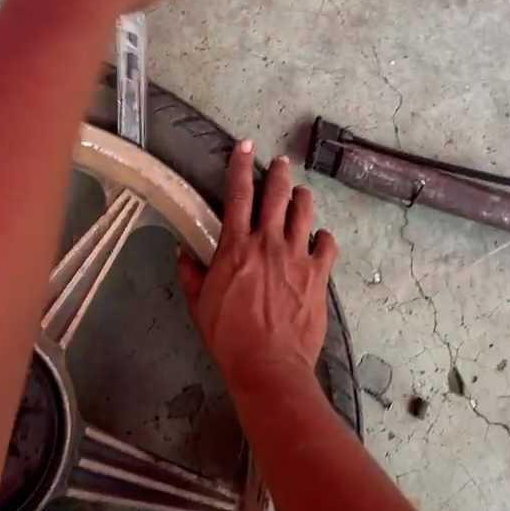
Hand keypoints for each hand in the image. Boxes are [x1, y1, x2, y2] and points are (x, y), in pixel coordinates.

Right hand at [178, 142, 338, 395]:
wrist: (268, 365)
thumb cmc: (229, 336)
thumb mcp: (199, 305)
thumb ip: (191, 274)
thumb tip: (183, 252)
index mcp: (236, 246)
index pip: (238, 194)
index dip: (240, 165)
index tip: (245, 145)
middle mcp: (268, 242)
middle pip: (276, 194)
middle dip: (278, 172)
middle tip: (279, 161)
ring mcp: (297, 256)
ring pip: (303, 211)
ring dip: (301, 197)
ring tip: (299, 193)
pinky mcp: (318, 274)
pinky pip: (327, 244)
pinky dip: (323, 237)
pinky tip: (319, 238)